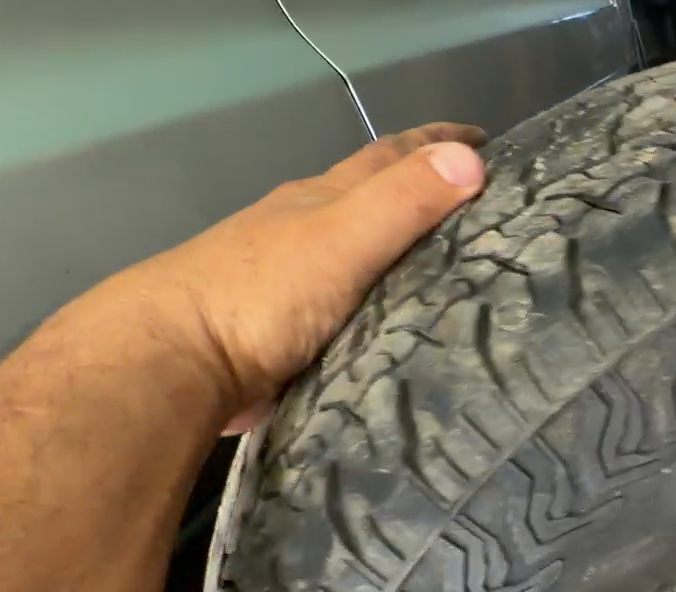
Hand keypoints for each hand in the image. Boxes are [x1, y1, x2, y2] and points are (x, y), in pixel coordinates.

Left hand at [123, 122, 486, 430]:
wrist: (182, 364)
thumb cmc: (260, 295)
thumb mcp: (340, 239)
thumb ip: (402, 204)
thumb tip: (472, 160)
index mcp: (325, 202)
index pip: (389, 158)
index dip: (436, 143)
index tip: (486, 143)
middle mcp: (319, 234)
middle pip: (386, 204)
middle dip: (436, 195)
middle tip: (494, 208)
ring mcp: (315, 284)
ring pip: (383, 258)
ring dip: (423, 255)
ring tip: (474, 268)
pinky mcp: (318, 332)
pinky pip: (379, 307)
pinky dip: (409, 304)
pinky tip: (429, 321)